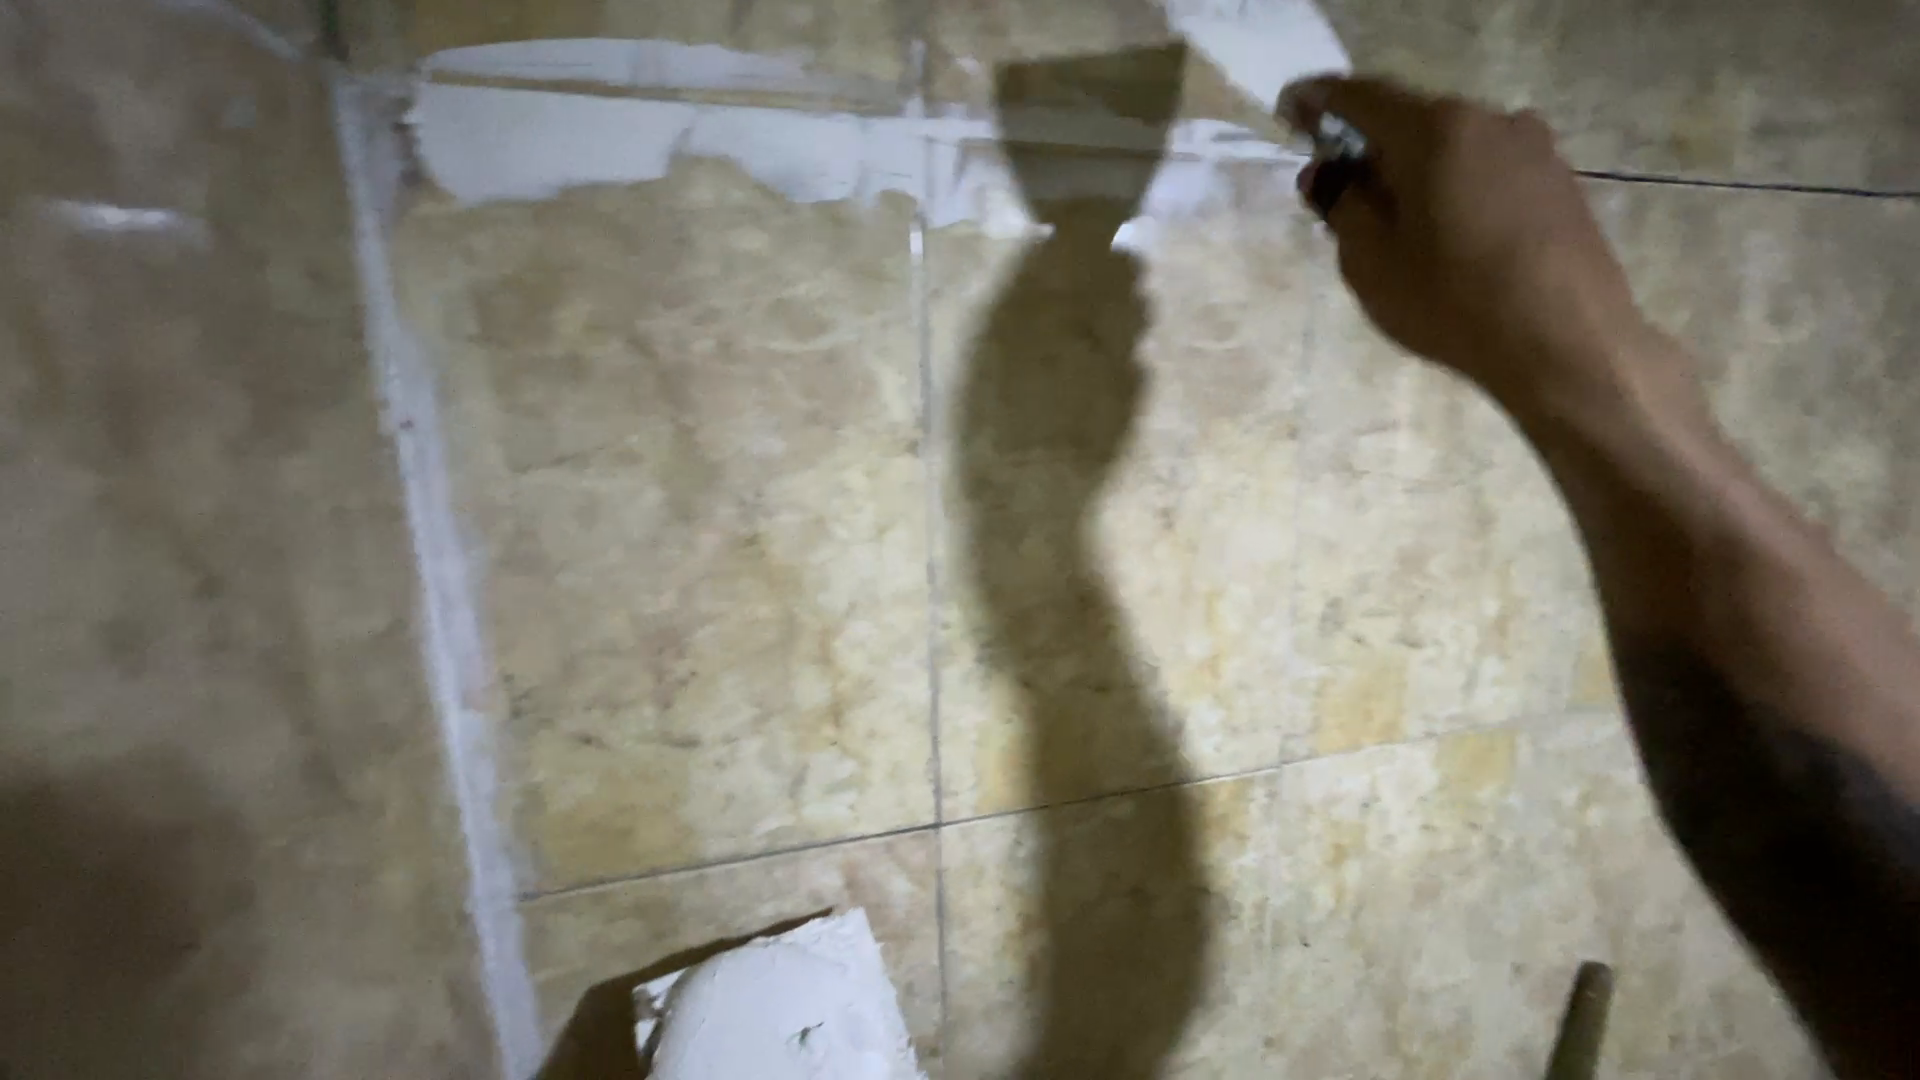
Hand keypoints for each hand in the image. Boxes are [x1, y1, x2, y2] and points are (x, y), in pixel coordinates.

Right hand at [1281, 77, 1685, 419]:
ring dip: (1408, 169)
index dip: (1318, 101)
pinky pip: (1480, 166)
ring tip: (1385, 220)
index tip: (1288, 109)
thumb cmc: (1448, 301)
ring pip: (1447, 146)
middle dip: (1365, 145)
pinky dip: (1445, 184)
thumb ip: (1342, 206)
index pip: (1362, 98)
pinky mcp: (1553, 177)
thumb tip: (1323, 171)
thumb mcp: (1370, 262)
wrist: (1561, 339)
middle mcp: (1488, 119)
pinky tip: (1436, 229)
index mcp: (1435, 132)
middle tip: (1333, 185)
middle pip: (1409, 120)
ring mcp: (1530, 145)